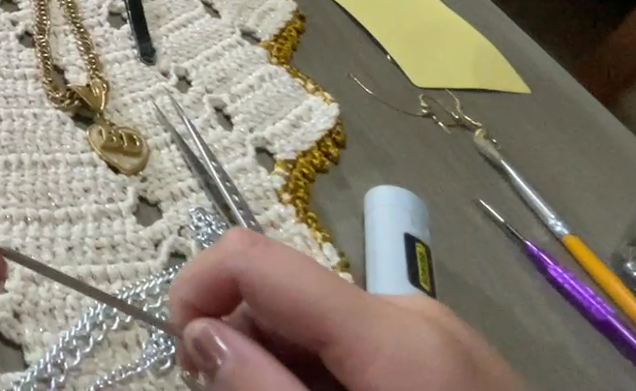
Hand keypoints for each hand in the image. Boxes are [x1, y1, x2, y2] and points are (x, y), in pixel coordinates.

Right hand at [168, 229, 522, 389]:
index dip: (196, 287)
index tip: (182, 351)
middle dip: (243, 343)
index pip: (253, 257)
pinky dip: (322, 379)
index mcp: (393, 332)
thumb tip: (200, 334)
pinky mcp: (453, 365)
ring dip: (280, 368)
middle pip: (282, 294)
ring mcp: (441, 339)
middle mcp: (415, 315)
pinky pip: (357, 350)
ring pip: (313, 324)